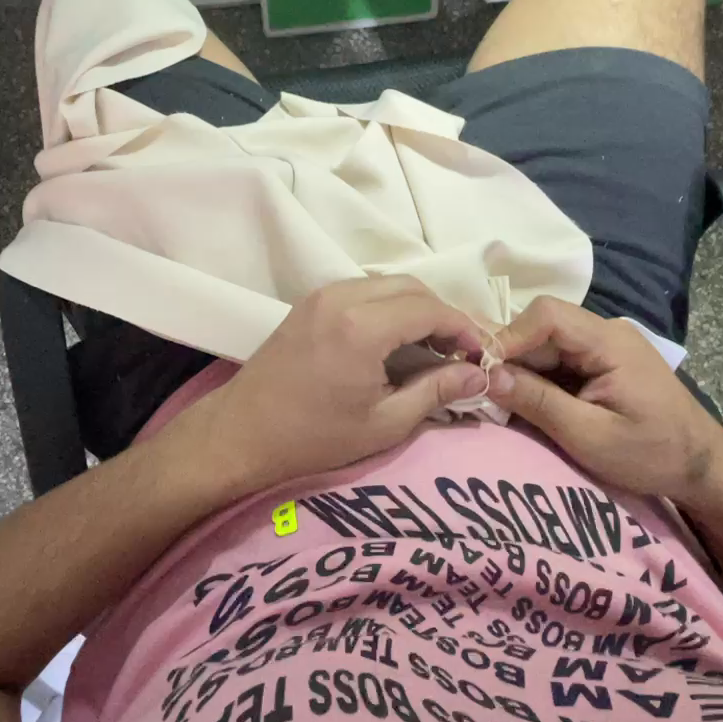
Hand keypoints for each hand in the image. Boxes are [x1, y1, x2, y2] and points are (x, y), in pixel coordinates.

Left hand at [176, 276, 488, 494]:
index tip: (479, 355)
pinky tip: (396, 339)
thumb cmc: (314, 437)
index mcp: (362, 326)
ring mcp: (321, 295)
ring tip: (432, 347)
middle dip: (442, 314)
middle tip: (459, 352)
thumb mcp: (384, 423)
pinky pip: (362, 290)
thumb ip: (436, 392)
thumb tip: (479, 375)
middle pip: (410, 286)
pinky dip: (388, 306)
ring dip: (415, 307)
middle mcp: (342, 297)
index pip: (430, 308)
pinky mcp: (309, 302)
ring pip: (386, 284)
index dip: (462, 328)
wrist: (242, 432)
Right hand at [486, 296, 722, 506]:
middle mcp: (605, 332)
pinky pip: (557, 357)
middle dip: (511, 356)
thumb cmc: (651, 455)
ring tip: (501, 399)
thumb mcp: (589, 436)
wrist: (704, 470)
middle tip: (486, 391)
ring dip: (521, 369)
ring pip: (545, 343)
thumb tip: (486, 376)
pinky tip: (526, 400)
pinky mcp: (601, 362)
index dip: (509, 337)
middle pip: (542, 327)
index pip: (546, 315)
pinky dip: (537, 377)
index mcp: (609, 342)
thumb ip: (538, 402)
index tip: (483, 371)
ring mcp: (604, 345)